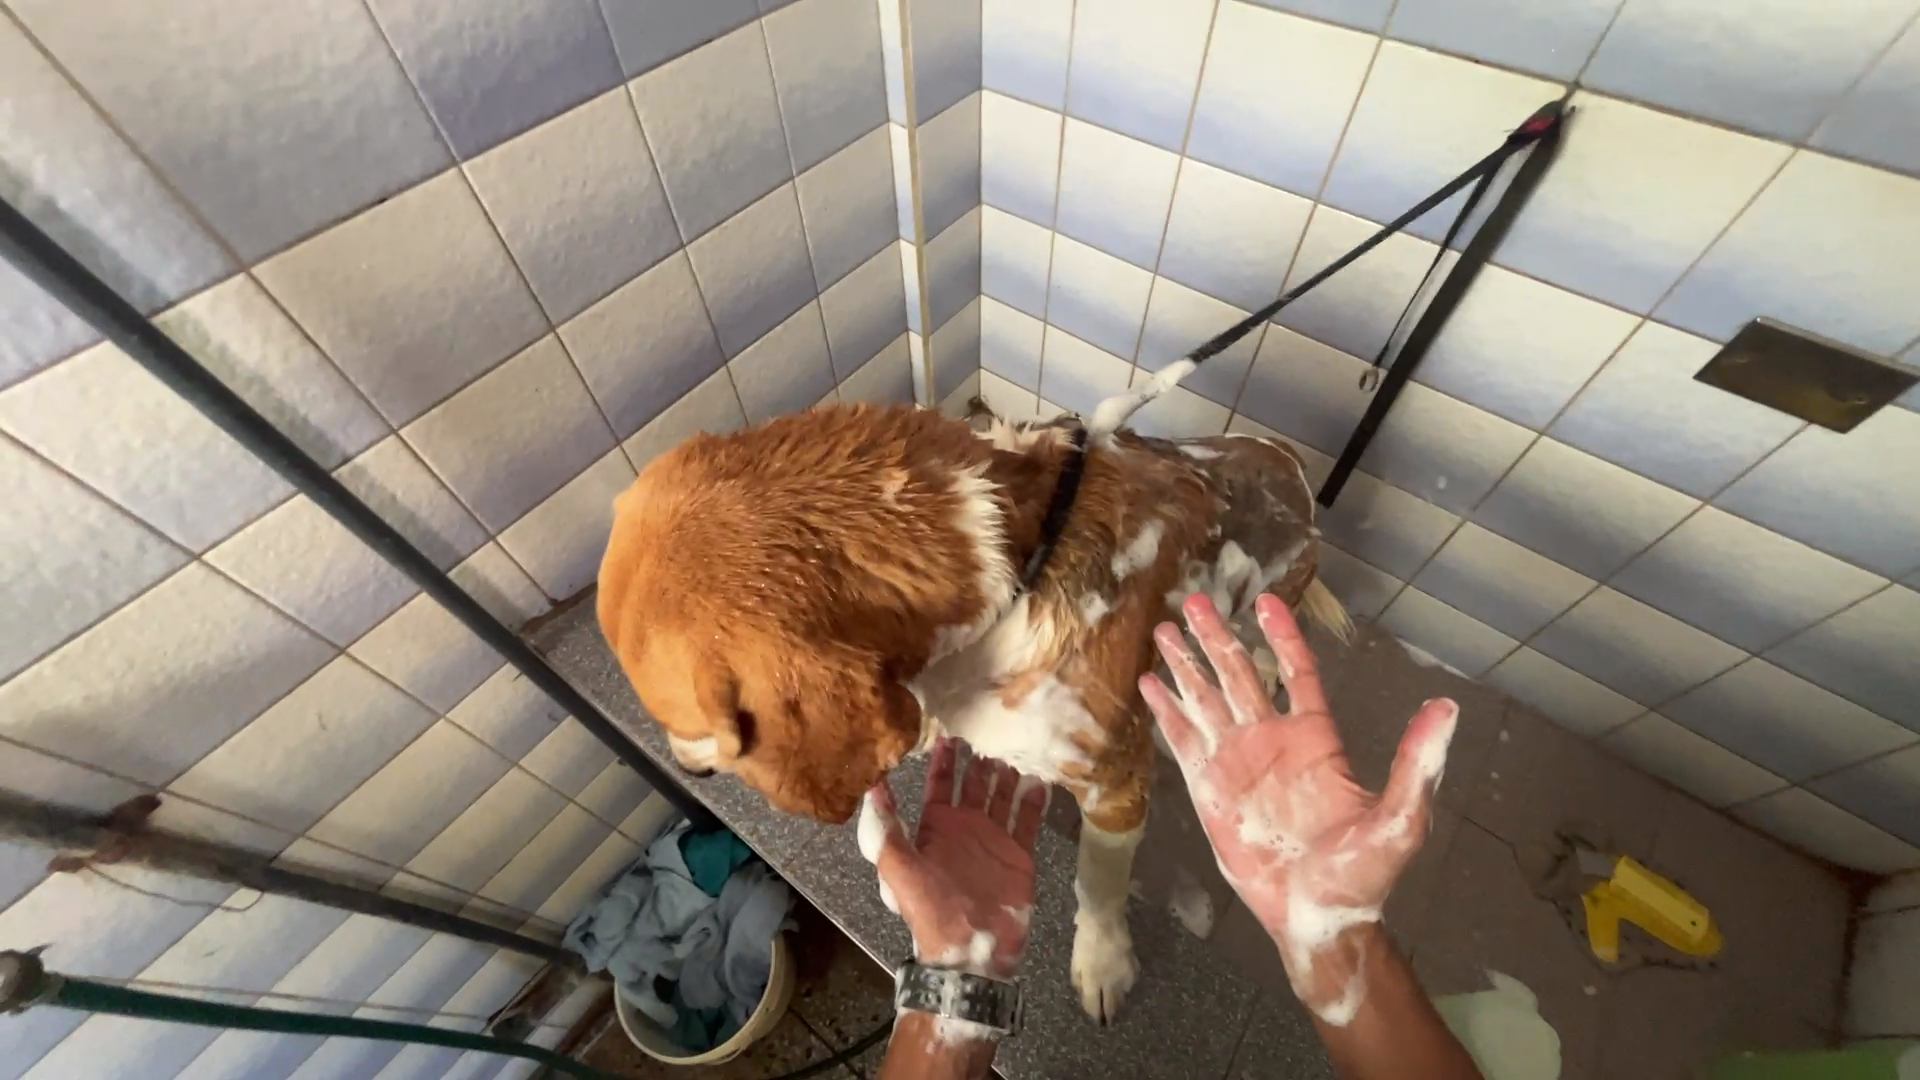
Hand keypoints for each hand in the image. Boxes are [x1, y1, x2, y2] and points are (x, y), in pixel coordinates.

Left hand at [861, 739, 1048, 978]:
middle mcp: (966, 828)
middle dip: (979, 763)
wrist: (970, 950)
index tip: (949, 736)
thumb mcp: (899, 867)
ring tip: (1013, 756)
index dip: (944, 761)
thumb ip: (885, 828)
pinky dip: (1033, 801)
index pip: (941, 785)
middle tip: (989, 736)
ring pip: (1002, 798)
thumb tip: (871, 786)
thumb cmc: (931, 908)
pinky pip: (1027, 822)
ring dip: (1006, 778)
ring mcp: (993, 840)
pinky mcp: (1018, 855)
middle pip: (974, 786)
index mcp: (937, 828)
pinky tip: (1039, 782)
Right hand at [1138, 593, 1456, 1023]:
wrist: (1314, 915)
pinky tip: (1150, 683)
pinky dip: (1166, 709)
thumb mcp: (1400, 819)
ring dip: (1185, 664)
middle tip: (1192, 601)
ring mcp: (1234, 757)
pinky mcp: (1206, 783)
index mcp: (1313, 737)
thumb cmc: (1360, 871)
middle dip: (1215, 637)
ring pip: (1205, 697)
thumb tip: (1447, 707)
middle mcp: (1269, 737)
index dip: (1281, 637)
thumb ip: (1417, 763)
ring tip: (1163, 631)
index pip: (1295, 672)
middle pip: (1238, 673)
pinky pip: (1182, 738)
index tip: (1265, 601)